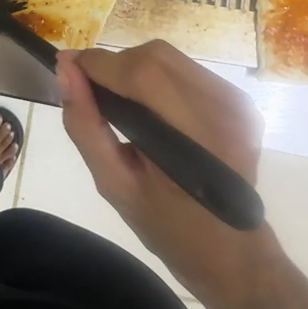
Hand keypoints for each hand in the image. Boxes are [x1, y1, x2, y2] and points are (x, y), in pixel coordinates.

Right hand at [57, 41, 267, 285]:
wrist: (232, 252)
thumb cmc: (168, 227)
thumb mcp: (114, 184)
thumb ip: (86, 125)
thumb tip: (65, 70)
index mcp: (197, 137)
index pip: (140, 72)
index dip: (97, 63)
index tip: (66, 67)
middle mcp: (224, 109)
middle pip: (154, 56)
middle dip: (114, 65)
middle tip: (92, 91)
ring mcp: (238, 102)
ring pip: (169, 57)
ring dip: (134, 68)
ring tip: (118, 100)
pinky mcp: (241, 100)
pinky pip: (185, 69)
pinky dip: (156, 77)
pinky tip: (148, 106)